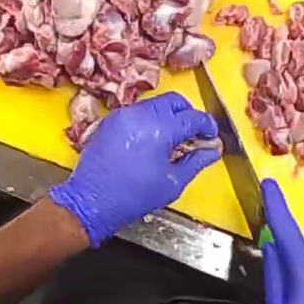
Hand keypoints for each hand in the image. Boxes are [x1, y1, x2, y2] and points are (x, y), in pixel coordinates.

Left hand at [48, 93, 218, 245]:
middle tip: (193, 134)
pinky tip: (151, 141)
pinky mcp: (109, 121)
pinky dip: (149, 121)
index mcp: (160, 128)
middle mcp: (140, 114)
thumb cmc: (134, 196)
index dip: (207, 125)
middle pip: (173, 101)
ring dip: (168, 116)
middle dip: (188, 114)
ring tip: (172, 140)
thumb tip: (212, 151)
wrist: (91, 201)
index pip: (192, 117)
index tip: (212, 136)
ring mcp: (122, 115)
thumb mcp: (172, 183)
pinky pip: (136, 113)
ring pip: (154, 105)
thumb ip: (196, 162)